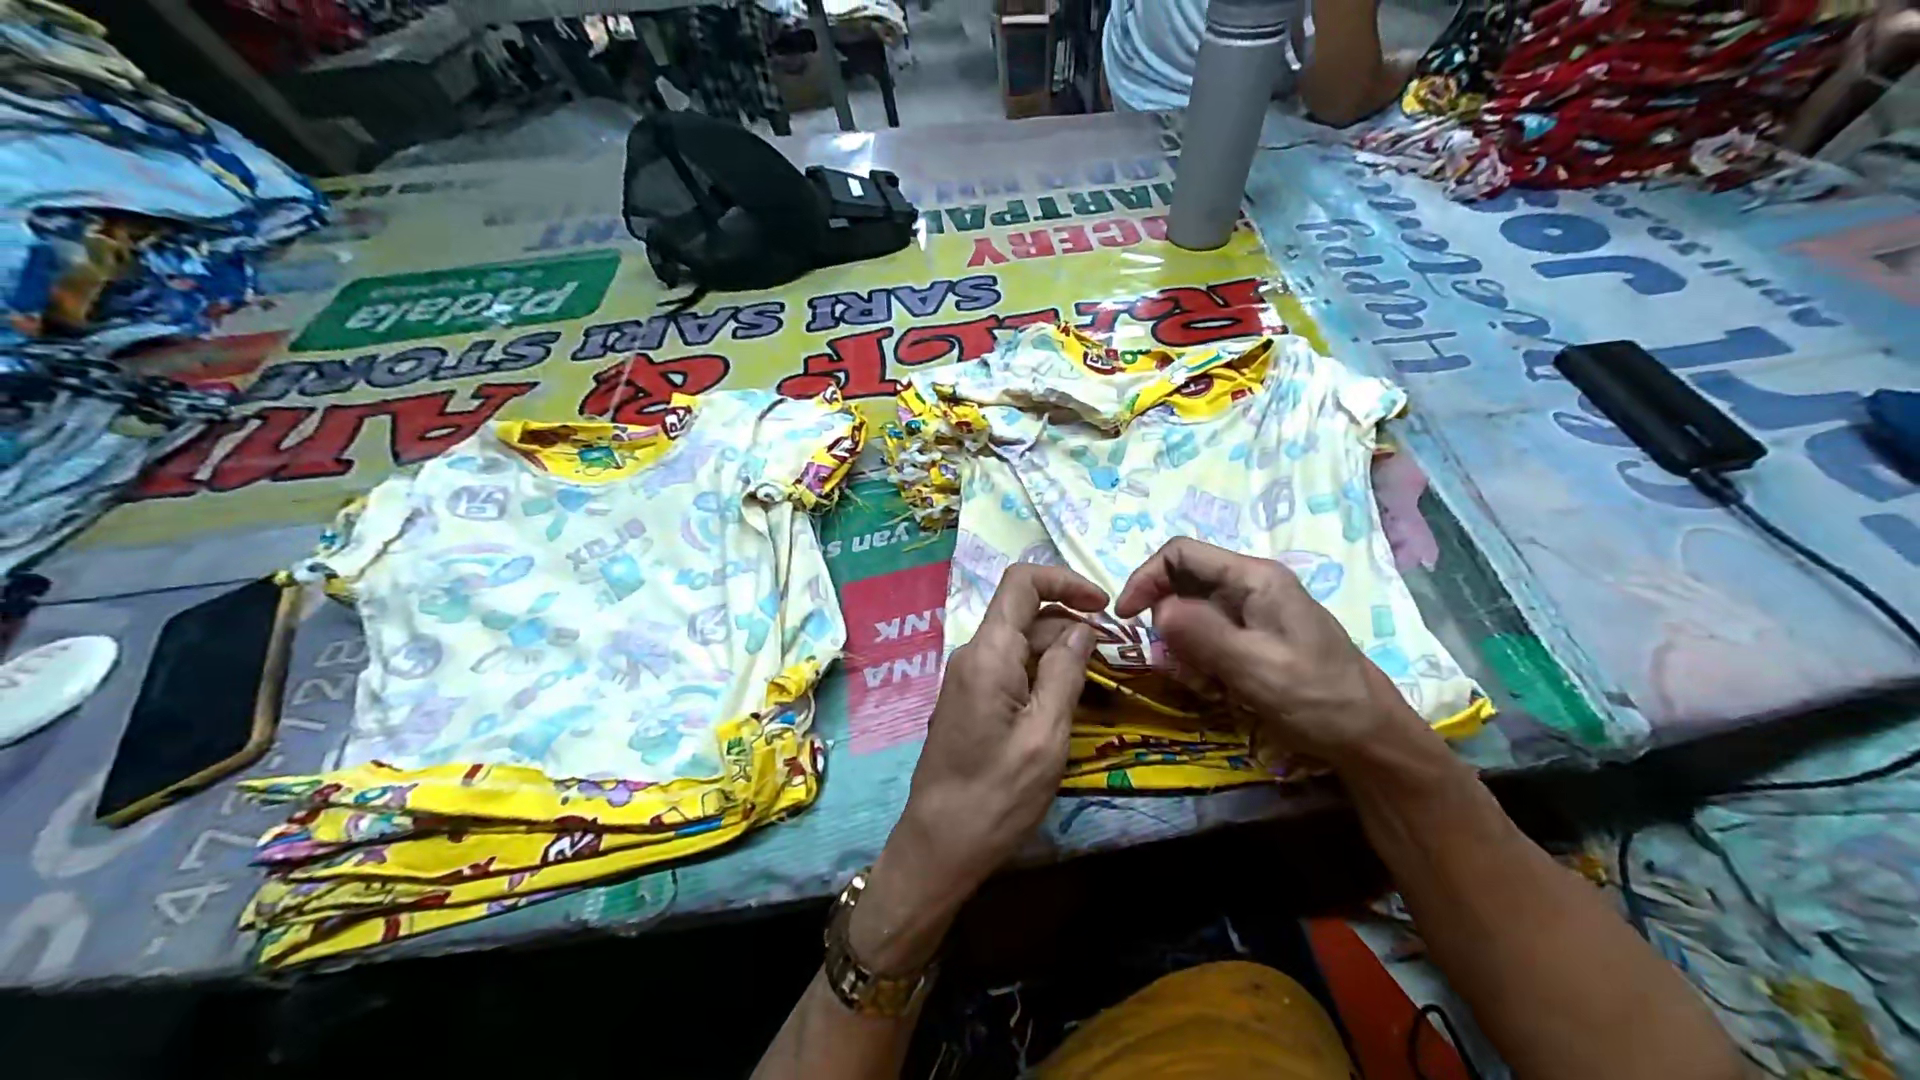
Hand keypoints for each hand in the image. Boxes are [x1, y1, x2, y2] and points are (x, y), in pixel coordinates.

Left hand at [851, 566, 1103, 974]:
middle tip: (1115, 655)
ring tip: (1099, 681)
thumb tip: (1082, 627)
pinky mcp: (969, 700)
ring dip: (1059, 651)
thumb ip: (1065, 672)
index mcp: (988, 654)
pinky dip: (1041, 673)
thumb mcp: (1046, 734)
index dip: (1064, 581)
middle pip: (1024, 615)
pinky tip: (1066, 701)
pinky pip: (1009, 669)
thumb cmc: (997, 794)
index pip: (1021, 583)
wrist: (940, 844)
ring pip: (1019, 643)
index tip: (1103, 605)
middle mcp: (972, 655)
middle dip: (1070, 624)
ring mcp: (967, 678)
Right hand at [1113, 537, 1435, 769]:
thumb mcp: (1256, 668)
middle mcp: (1250, 586)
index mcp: (1254, 578)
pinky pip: (1208, 638)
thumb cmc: (1317, 699)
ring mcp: (1253, 613)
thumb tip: (1156, 610)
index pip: (1180, 553)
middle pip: (1182, 584)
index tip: (1126, 618)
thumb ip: (1203, 634)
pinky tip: (1218, 689)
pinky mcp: (1253, 637)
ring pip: (1190, 614)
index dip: (1146, 578)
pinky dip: (1200, 662)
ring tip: (1206, 684)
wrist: (1369, 739)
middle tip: (1177, 665)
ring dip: (1184, 649)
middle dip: (1168, 624)